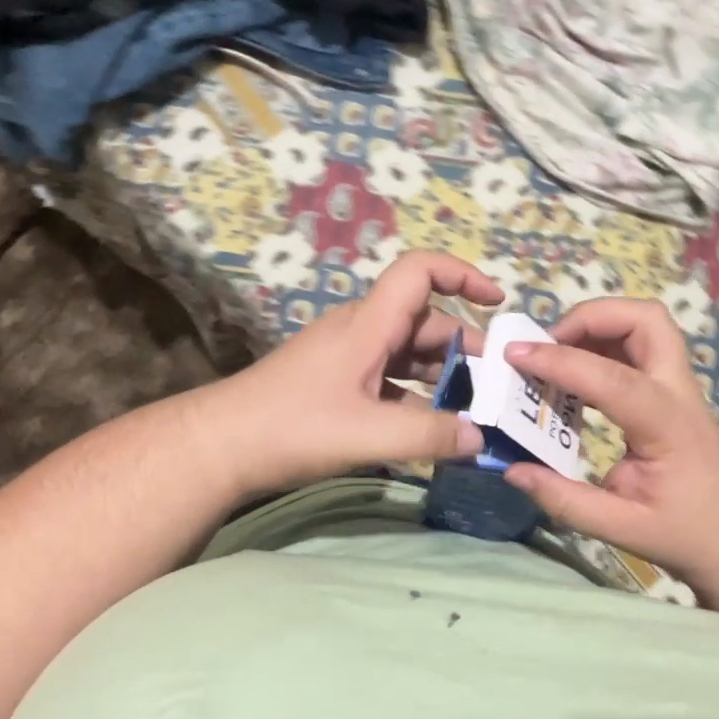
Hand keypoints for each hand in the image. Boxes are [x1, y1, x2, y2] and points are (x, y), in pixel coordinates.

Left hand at [205, 251, 499, 497]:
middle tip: (499, 385)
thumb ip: (430, 435)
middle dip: (464, 347)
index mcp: (368, 325)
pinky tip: (430, 429)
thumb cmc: (292, 427)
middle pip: (422, 322)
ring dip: (441, 376)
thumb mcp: (368, 434)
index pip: (419, 272)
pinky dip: (413, 397)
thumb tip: (480, 439)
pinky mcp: (333, 386)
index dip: (462, 275)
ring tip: (475, 410)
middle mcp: (359, 332)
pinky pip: (386, 381)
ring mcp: (344, 359)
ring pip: (405, 355)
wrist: (218, 446)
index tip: (498, 302)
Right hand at [499, 299, 718, 586]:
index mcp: (669, 427)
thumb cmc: (684, 534)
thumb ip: (565, 500)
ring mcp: (679, 387)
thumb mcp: (621, 530)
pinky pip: (638, 347)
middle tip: (548, 345)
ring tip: (554, 355)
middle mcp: (679, 394)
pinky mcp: (670, 391)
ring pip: (645, 324)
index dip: (562, 361)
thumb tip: (514, 471)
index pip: (614, 377)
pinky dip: (601, 344)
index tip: (515, 355)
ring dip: (596, 325)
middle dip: (592, 317)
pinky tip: (573, 375)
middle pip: (646, 320)